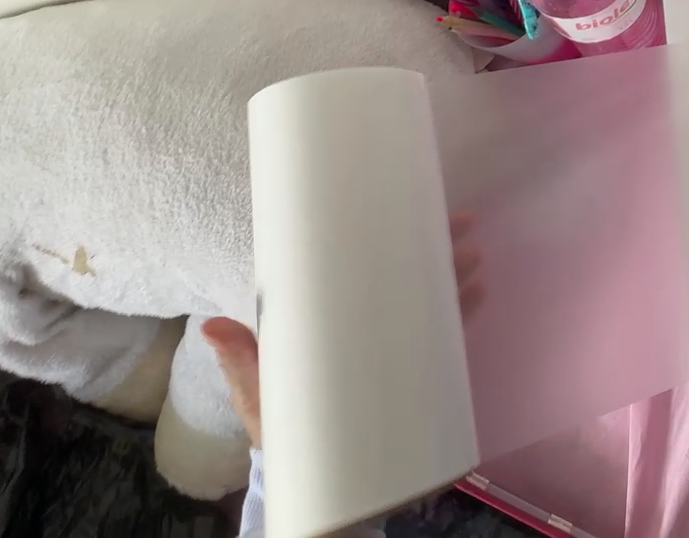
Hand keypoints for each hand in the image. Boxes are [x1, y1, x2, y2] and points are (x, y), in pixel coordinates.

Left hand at [203, 213, 484, 448]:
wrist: (312, 472)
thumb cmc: (283, 420)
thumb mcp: (260, 391)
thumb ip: (245, 361)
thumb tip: (209, 326)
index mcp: (335, 314)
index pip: (366, 266)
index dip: (391, 237)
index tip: (413, 214)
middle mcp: (369, 318)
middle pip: (407, 272)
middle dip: (437, 248)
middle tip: (462, 227)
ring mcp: (395, 340)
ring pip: (429, 295)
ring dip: (454, 273)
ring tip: (474, 258)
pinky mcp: (415, 366)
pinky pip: (442, 332)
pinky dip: (460, 311)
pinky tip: (478, 294)